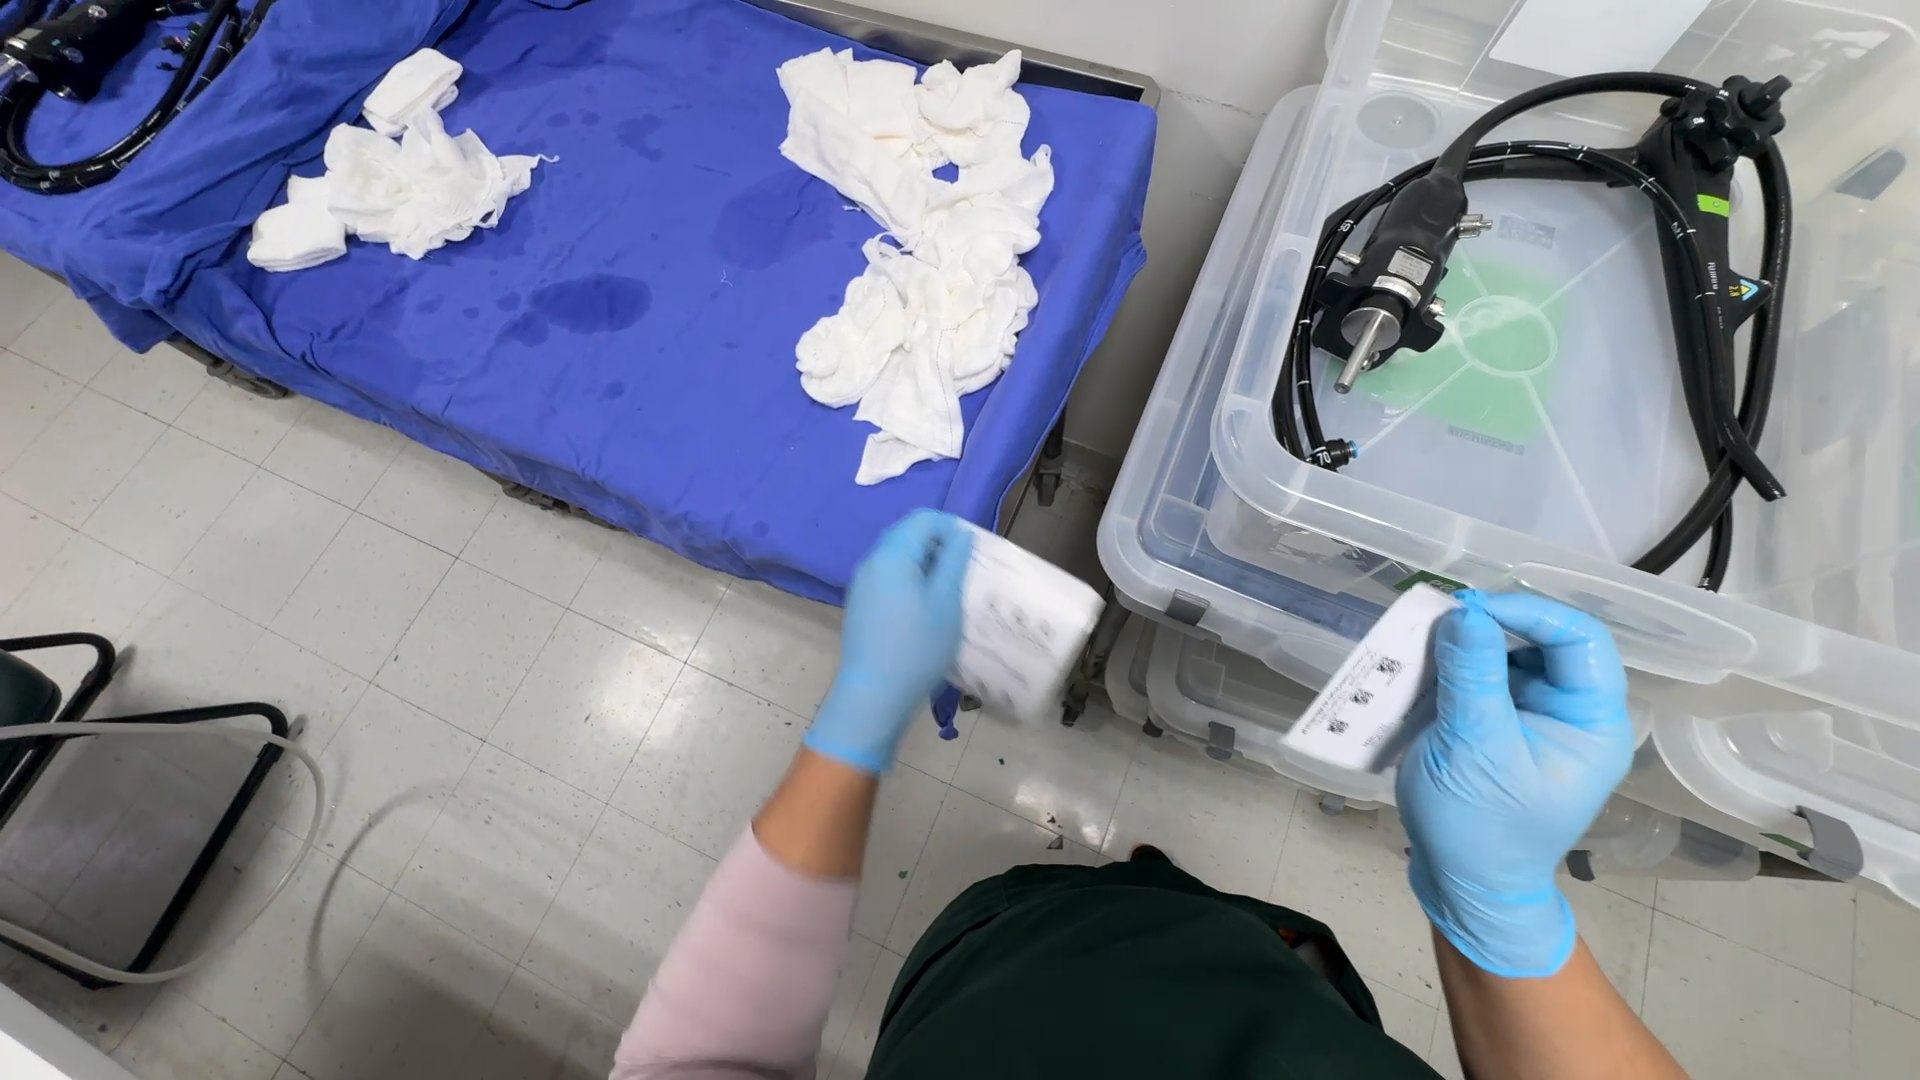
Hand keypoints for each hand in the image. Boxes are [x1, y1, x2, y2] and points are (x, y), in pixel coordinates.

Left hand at [805, 509, 972, 773]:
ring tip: (951, 592)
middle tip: (966, 571)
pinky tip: (928, 610)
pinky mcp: (862, 607)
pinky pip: (890, 580)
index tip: (974, 552)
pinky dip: (912, 583)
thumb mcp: (946, 602)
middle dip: (940, 546)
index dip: (952, 527)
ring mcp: (862, 586)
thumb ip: (954, 561)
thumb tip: (960, 535)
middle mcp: (871, 562)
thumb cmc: (917, 647)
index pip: (923, 518)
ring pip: (899, 559)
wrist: (873, 695)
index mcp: (891, 555)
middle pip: (908, 535)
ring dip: (928, 566)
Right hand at [1394, 591, 1633, 977]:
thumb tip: (1463, 611)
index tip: (1467, 607)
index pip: (1579, 640)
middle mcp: (1564, 709)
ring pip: (1499, 653)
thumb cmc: (1481, 823)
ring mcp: (1524, 714)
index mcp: (1589, 720)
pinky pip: (1470, 674)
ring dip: (1458, 641)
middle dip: (1487, 624)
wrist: (1462, 879)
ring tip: (1414, 636)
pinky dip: (1441, 662)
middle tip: (1433, 617)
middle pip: (1538, 640)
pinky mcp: (1487, 720)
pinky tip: (1411, 660)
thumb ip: (1471, 676)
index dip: (1528, 612)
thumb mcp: (1475, 747)